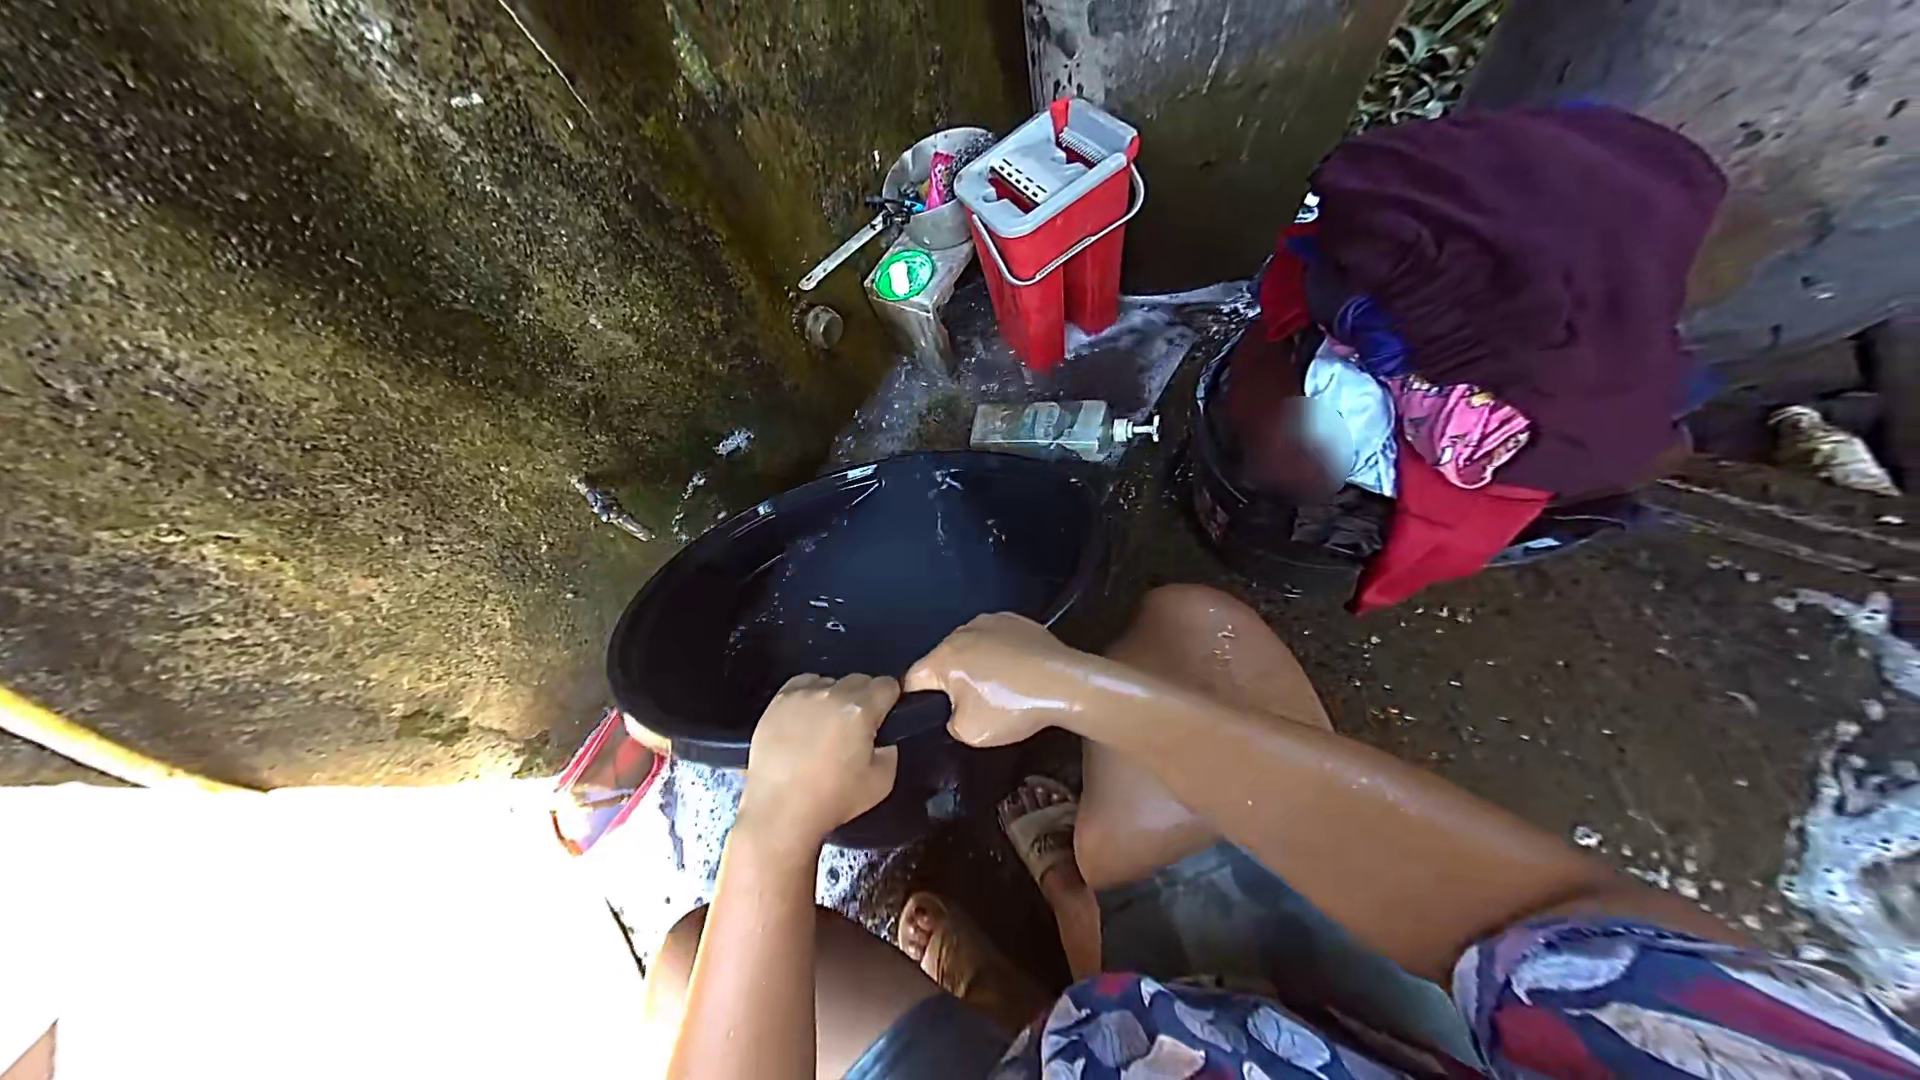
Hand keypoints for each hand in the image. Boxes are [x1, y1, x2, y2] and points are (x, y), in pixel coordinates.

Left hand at [736, 674, 900, 850]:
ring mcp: (801, 695)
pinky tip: (806, 718)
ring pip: (830, 681)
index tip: (885, 715)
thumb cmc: (833, 799)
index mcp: (861, 709)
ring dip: (836, 696)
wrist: (780, 813)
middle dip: (865, 697)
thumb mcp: (882, 782)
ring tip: (828, 724)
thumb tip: (883, 738)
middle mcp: (832, 693)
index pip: (887, 684)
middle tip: (857, 726)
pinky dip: (809, 695)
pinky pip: (802, 685)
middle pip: (859, 679)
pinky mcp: (777, 702)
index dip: (890, 699)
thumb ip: (890, 751)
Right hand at [905, 613, 1099, 746]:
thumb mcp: (969, 733)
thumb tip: (954, 711)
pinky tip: (1016, 673)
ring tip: (1000, 689)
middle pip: (942, 661)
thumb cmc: (1015, 707)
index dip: (916, 700)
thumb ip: (948, 721)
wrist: (1065, 684)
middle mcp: (961, 631)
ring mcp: (990, 621)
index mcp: (943, 656)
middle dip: (951, 682)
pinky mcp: (1014, 620)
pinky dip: (1000, 654)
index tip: (930, 714)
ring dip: (976, 665)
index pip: (913, 678)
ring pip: (970, 648)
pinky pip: (995, 639)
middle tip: (973, 706)